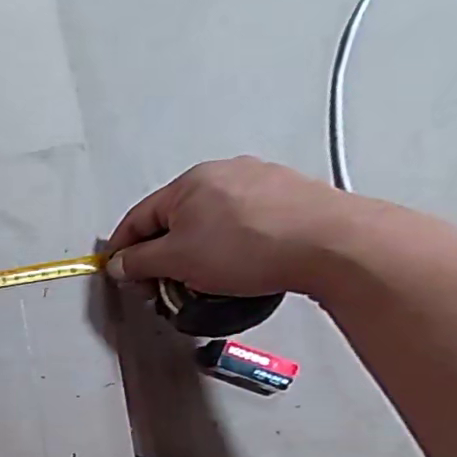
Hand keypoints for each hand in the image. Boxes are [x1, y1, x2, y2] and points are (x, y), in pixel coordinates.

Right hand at [103, 156, 381, 296]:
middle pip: (174, 219)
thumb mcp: (174, 261)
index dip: (123, 251)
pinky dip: (232, 247)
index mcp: (190, 181)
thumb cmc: (255, 245)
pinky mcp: (290, 198)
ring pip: (210, 223)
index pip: (138, 218)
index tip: (122, 273)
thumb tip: (122, 263)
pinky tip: (240, 268)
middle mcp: (226, 173)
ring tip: (205, 281)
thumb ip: (138, 262)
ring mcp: (262, 182)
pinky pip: (243, 225)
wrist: (333, 245)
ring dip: (198, 253)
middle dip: (164, 255)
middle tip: (163, 284)